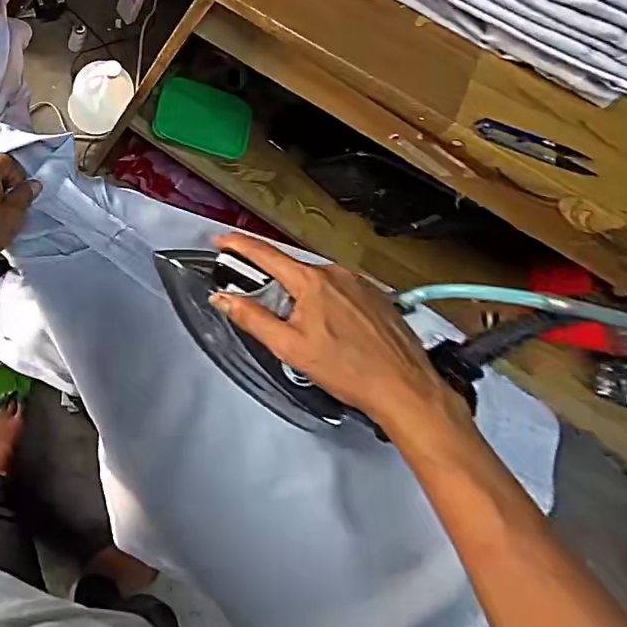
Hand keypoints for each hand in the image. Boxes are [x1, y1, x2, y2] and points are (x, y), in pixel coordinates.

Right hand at [209, 232, 468, 436]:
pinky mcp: (373, 294)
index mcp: (312, 282)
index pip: (265, 254)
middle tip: (268, 312)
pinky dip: (327, 303)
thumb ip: (252, 318)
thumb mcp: (290, 348)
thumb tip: (226, 299)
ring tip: (310, 335)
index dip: (239, 244)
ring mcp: (357, 282)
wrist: (403, 386)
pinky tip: (334, 332)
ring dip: (303, 298)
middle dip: (274, 286)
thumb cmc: (352, 371)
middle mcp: (336, 273)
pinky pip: (339, 290)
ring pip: (316, 282)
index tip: (223, 240)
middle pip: (291, 270)